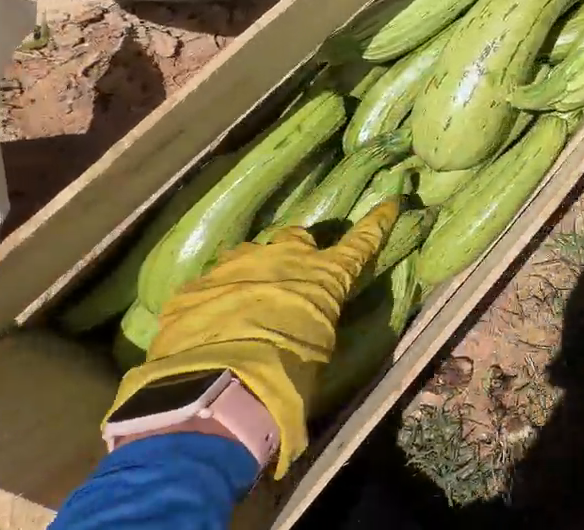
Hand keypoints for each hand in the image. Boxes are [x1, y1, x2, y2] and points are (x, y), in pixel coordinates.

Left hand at [105, 200, 399, 477]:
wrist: (219, 380)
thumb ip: (318, 319)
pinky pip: (205, 285)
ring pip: (246, 254)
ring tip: (242, 295)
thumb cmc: (290, 365)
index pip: (363, 240)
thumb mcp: (321, 342)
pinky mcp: (192, 289)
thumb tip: (313, 322)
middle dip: (292, 250)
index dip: (377, 221)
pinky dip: (210, 298)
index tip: (391, 203)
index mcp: (328, 272)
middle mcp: (285, 259)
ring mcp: (235, 268)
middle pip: (294, 237)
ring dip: (249, 269)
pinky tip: (204, 321)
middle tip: (288, 271)